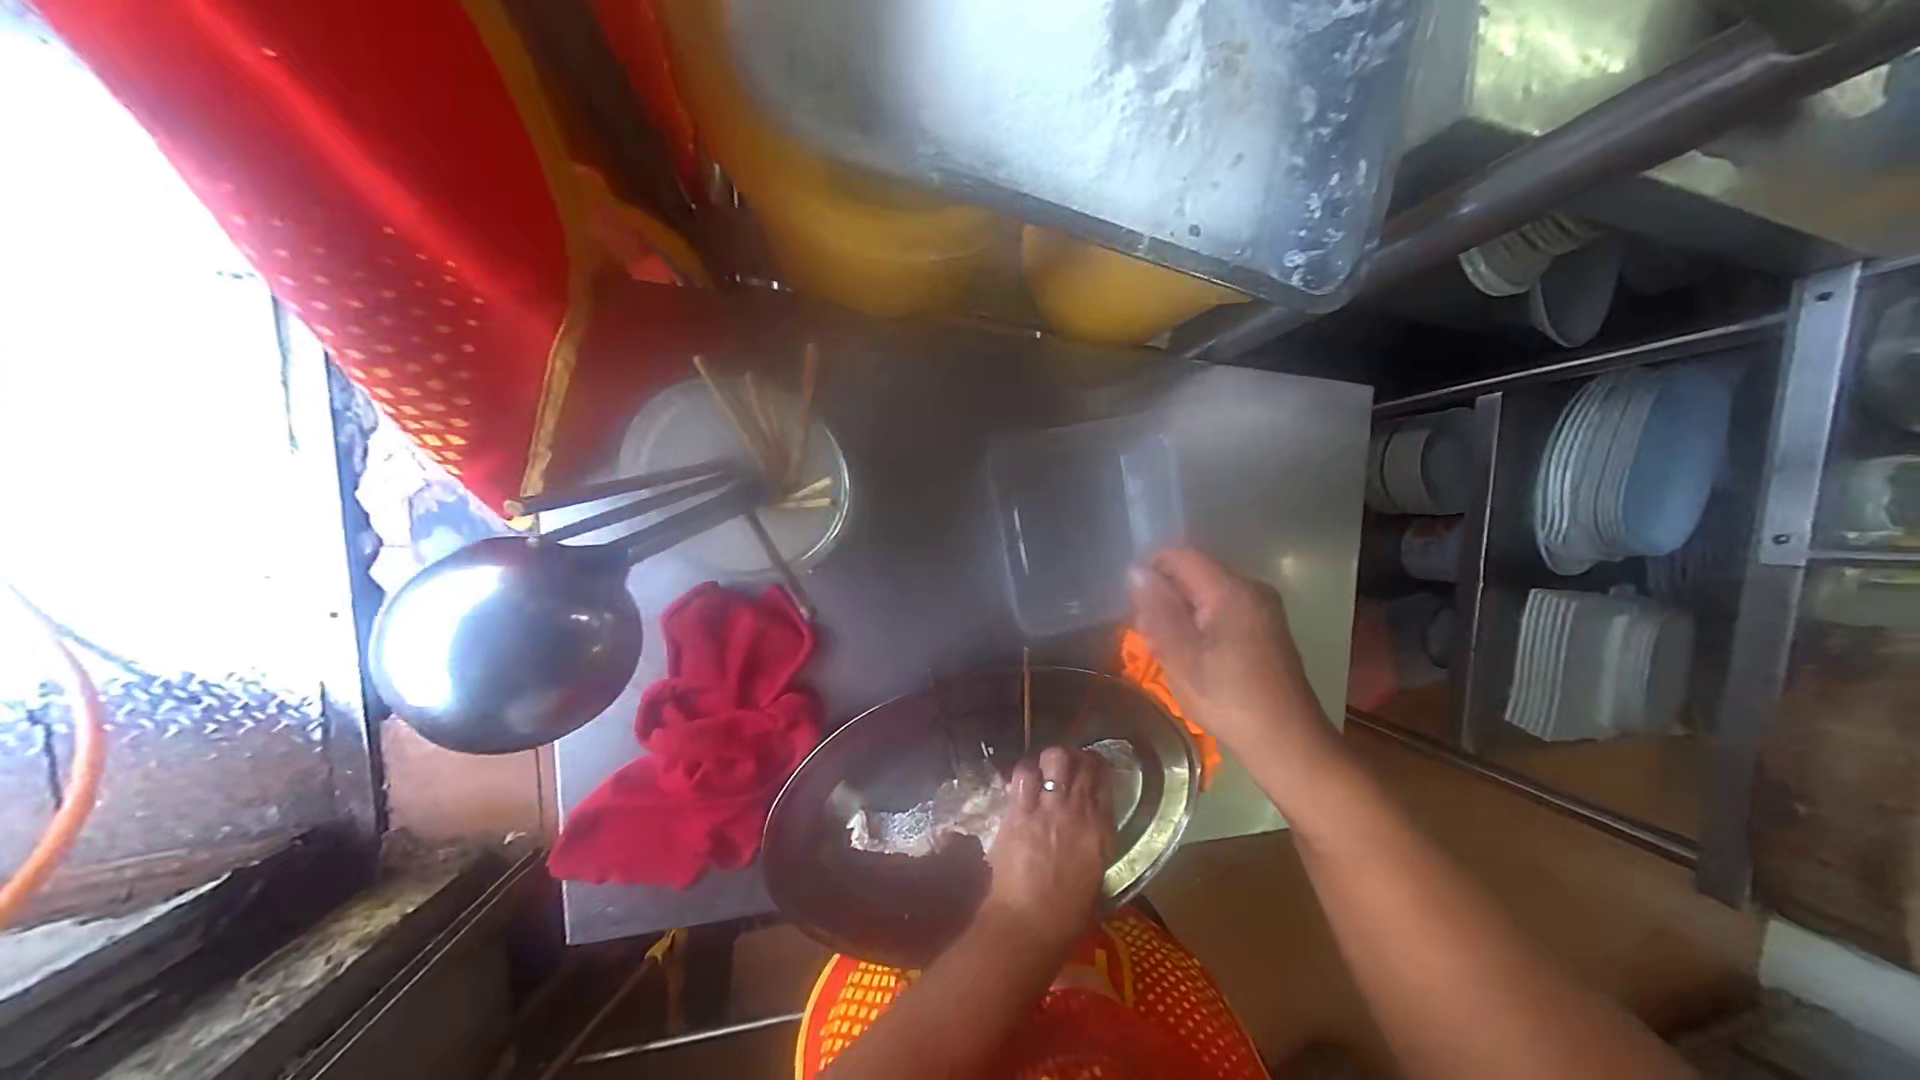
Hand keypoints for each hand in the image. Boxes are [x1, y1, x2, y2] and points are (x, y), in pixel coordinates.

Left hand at [980, 747, 1113, 952]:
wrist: (1028, 924)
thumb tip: (1090, 830)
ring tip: (1045, 770)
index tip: (1089, 768)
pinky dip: (1026, 772)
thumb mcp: (1095, 876)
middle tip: (1066, 765)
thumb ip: (1095, 845)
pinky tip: (1025, 781)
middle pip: (1081, 762)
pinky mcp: (1019, 811)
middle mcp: (1078, 811)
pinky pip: (1024, 774)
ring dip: (1050, 760)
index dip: (1096, 767)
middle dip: (1074, 757)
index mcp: (1101, 830)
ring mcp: (1048, 808)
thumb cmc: (1066, 915)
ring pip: (1054, 758)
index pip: (1104, 780)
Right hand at [1129, 549, 1340, 766]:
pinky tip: (1194, 654)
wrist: (1286, 741)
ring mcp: (1264, 607)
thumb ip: (1157, 609)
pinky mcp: (1267, 626)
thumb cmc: (1227, 699)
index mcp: (1231, 590)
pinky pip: (1224, 607)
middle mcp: (1252, 588)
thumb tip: (1136, 571)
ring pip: (1208, 591)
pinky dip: (1202, 622)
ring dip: (1182, 612)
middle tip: (1148, 635)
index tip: (1134, 604)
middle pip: (1195, 572)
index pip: (1181, 556)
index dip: (1151, 571)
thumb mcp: (1180, 656)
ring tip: (1168, 649)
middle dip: (1165, 595)